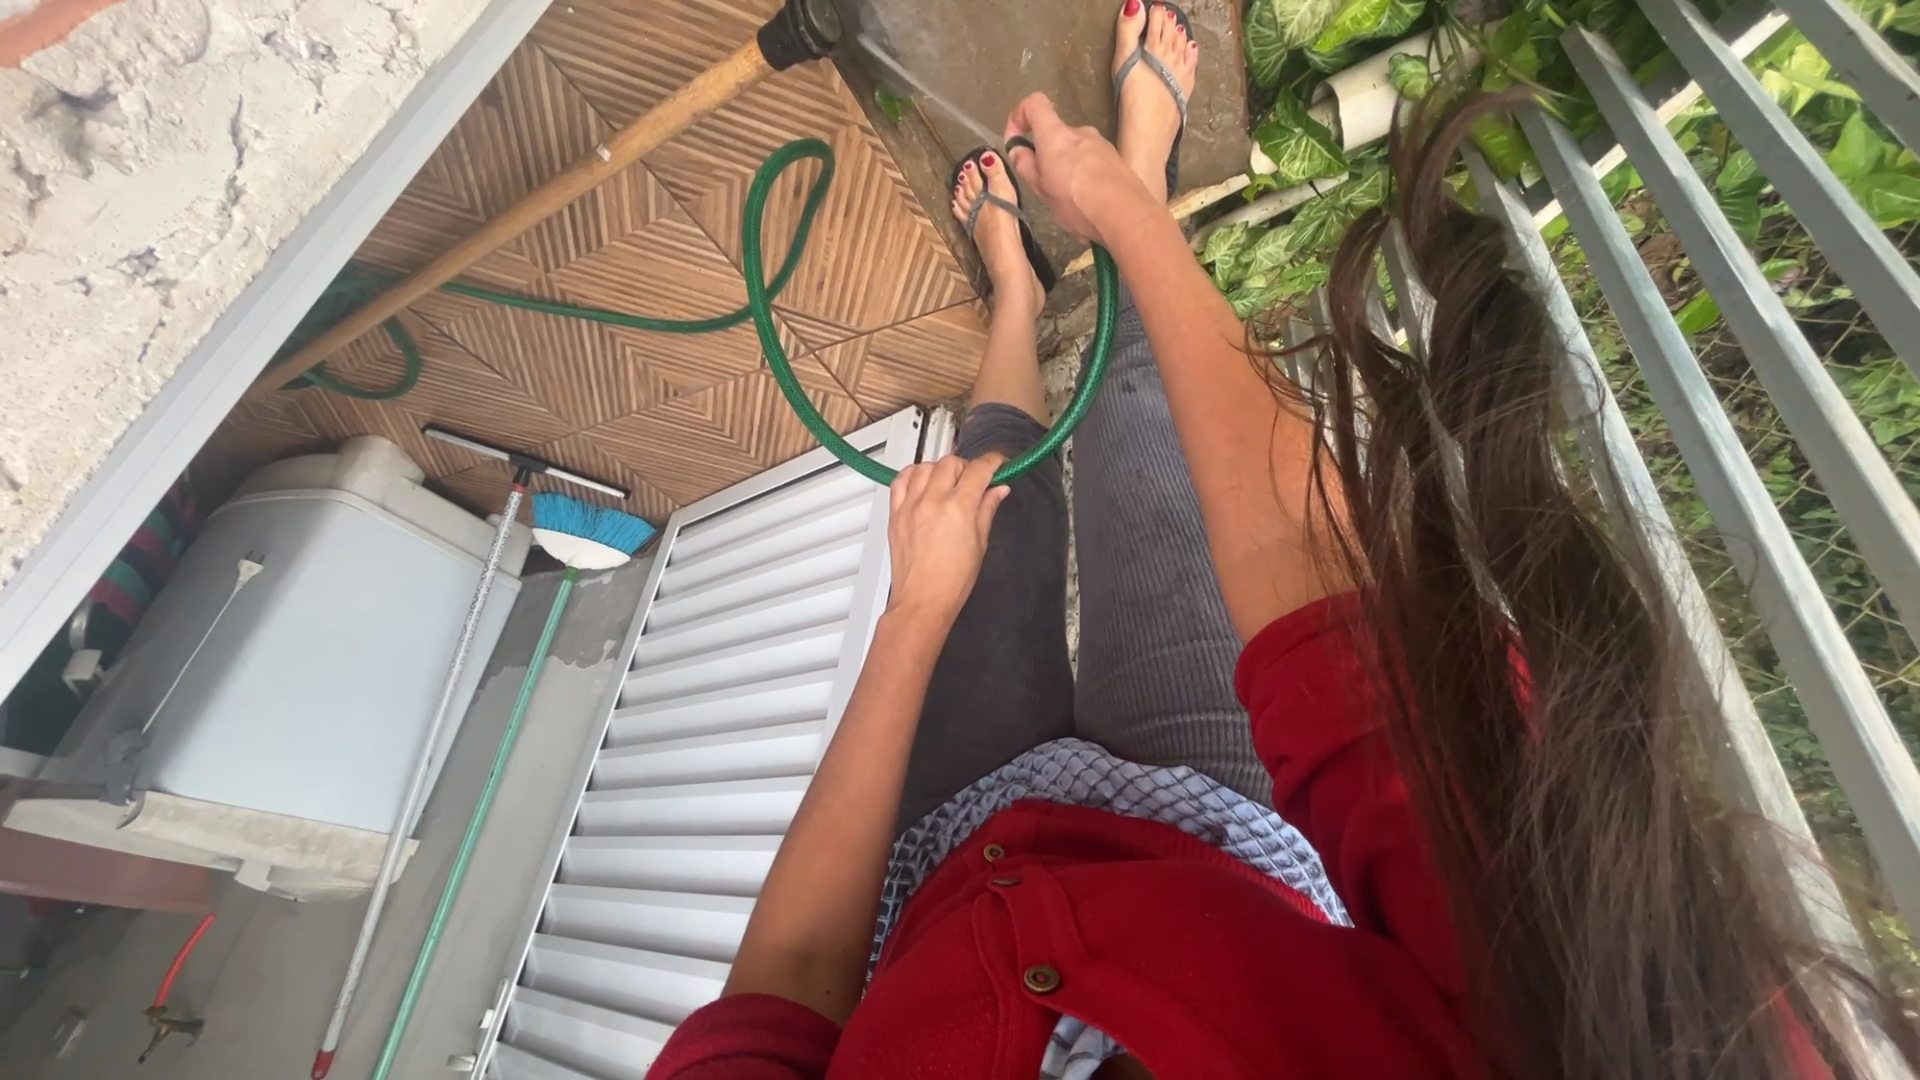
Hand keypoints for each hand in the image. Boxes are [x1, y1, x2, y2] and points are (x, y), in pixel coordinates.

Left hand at [886, 453, 1010, 624]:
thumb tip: (998, 490)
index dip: (993, 462)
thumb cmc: (952, 580)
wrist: (923, 600)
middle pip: (951, 462)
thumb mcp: (980, 543)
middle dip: (966, 468)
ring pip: (926, 466)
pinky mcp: (896, 513)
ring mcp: (911, 505)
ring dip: (940, 469)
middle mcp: (933, 501)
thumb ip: (987, 509)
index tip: (998, 464)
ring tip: (947, 484)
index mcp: (959, 508)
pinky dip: (913, 475)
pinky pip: (900, 480)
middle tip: (973, 482)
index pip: (979, 469)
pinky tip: (922, 483)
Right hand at [1003, 93, 1153, 248]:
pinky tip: (1087, 206)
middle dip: (1047, 158)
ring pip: (1075, 153)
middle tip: (1046, 189)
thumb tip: (1018, 149)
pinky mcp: (1116, 161)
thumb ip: (1027, 166)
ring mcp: (1101, 145)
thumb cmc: (1076, 202)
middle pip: (1056, 136)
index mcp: (1056, 135)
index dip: (1019, 116)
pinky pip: (1092, 166)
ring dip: (1067, 171)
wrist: (1124, 215)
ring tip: (1069, 203)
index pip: (1034, 104)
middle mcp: (1080, 132)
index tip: (1015, 141)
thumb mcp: (1042, 189)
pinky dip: (1084, 180)